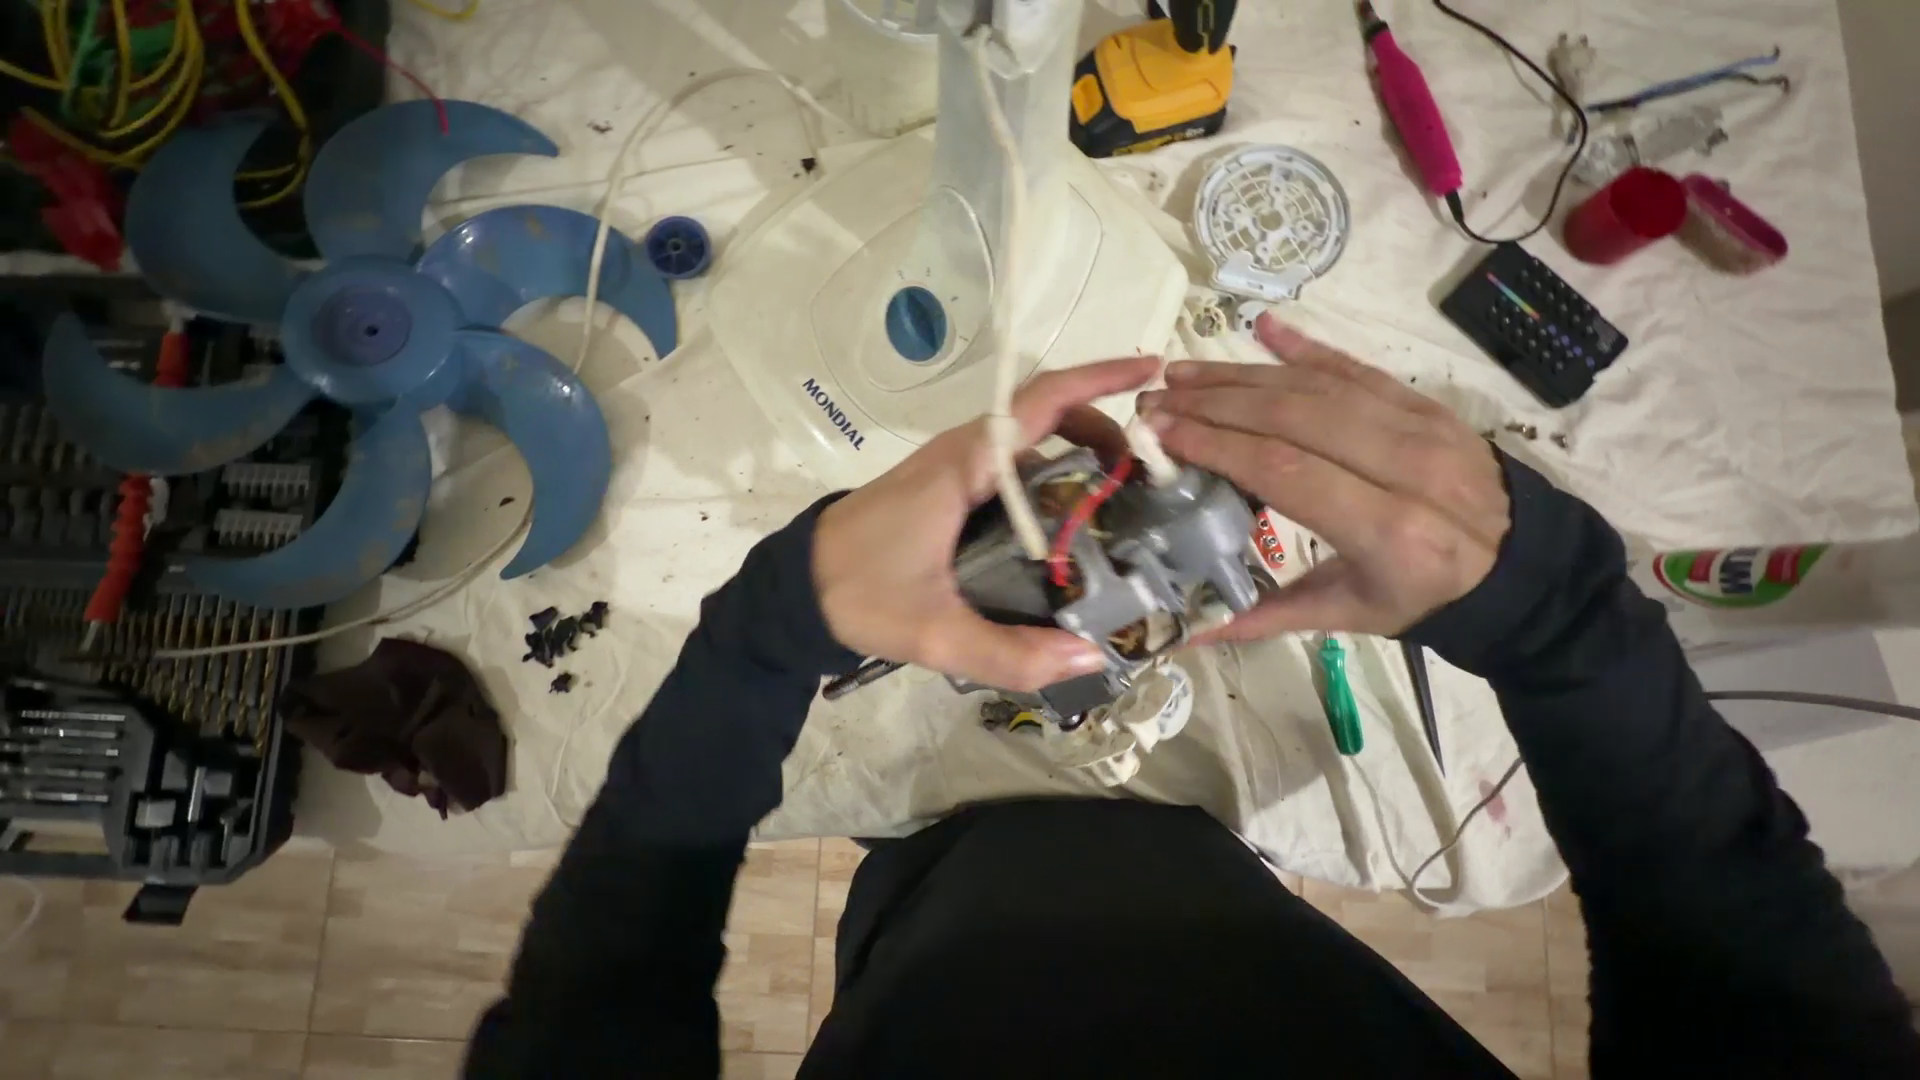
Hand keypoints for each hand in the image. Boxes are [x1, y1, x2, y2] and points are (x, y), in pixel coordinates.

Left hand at [813, 356, 1160, 691]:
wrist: (798, 587)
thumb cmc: (860, 593)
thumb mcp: (934, 633)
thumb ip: (1008, 653)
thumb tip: (1090, 654)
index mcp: (965, 465)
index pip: (1041, 402)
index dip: (1099, 379)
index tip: (1150, 370)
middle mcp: (965, 454)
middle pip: (1047, 416)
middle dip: (1104, 431)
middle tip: (1147, 475)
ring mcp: (957, 469)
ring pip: (1032, 442)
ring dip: (1081, 454)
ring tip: (1124, 502)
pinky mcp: (951, 489)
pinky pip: (1014, 469)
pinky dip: (1053, 478)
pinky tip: (1073, 523)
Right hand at [1139, 314, 1509, 641]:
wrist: (1524, 568)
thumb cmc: (1422, 598)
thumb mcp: (1346, 615)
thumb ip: (1262, 617)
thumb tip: (1182, 634)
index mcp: (1385, 529)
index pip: (1284, 470)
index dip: (1218, 445)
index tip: (1162, 432)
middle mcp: (1405, 466)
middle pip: (1293, 416)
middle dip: (1214, 403)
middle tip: (1155, 400)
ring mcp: (1420, 424)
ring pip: (1318, 385)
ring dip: (1242, 373)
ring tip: (1182, 373)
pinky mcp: (1425, 403)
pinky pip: (1357, 366)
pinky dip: (1306, 345)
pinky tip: (1262, 328)